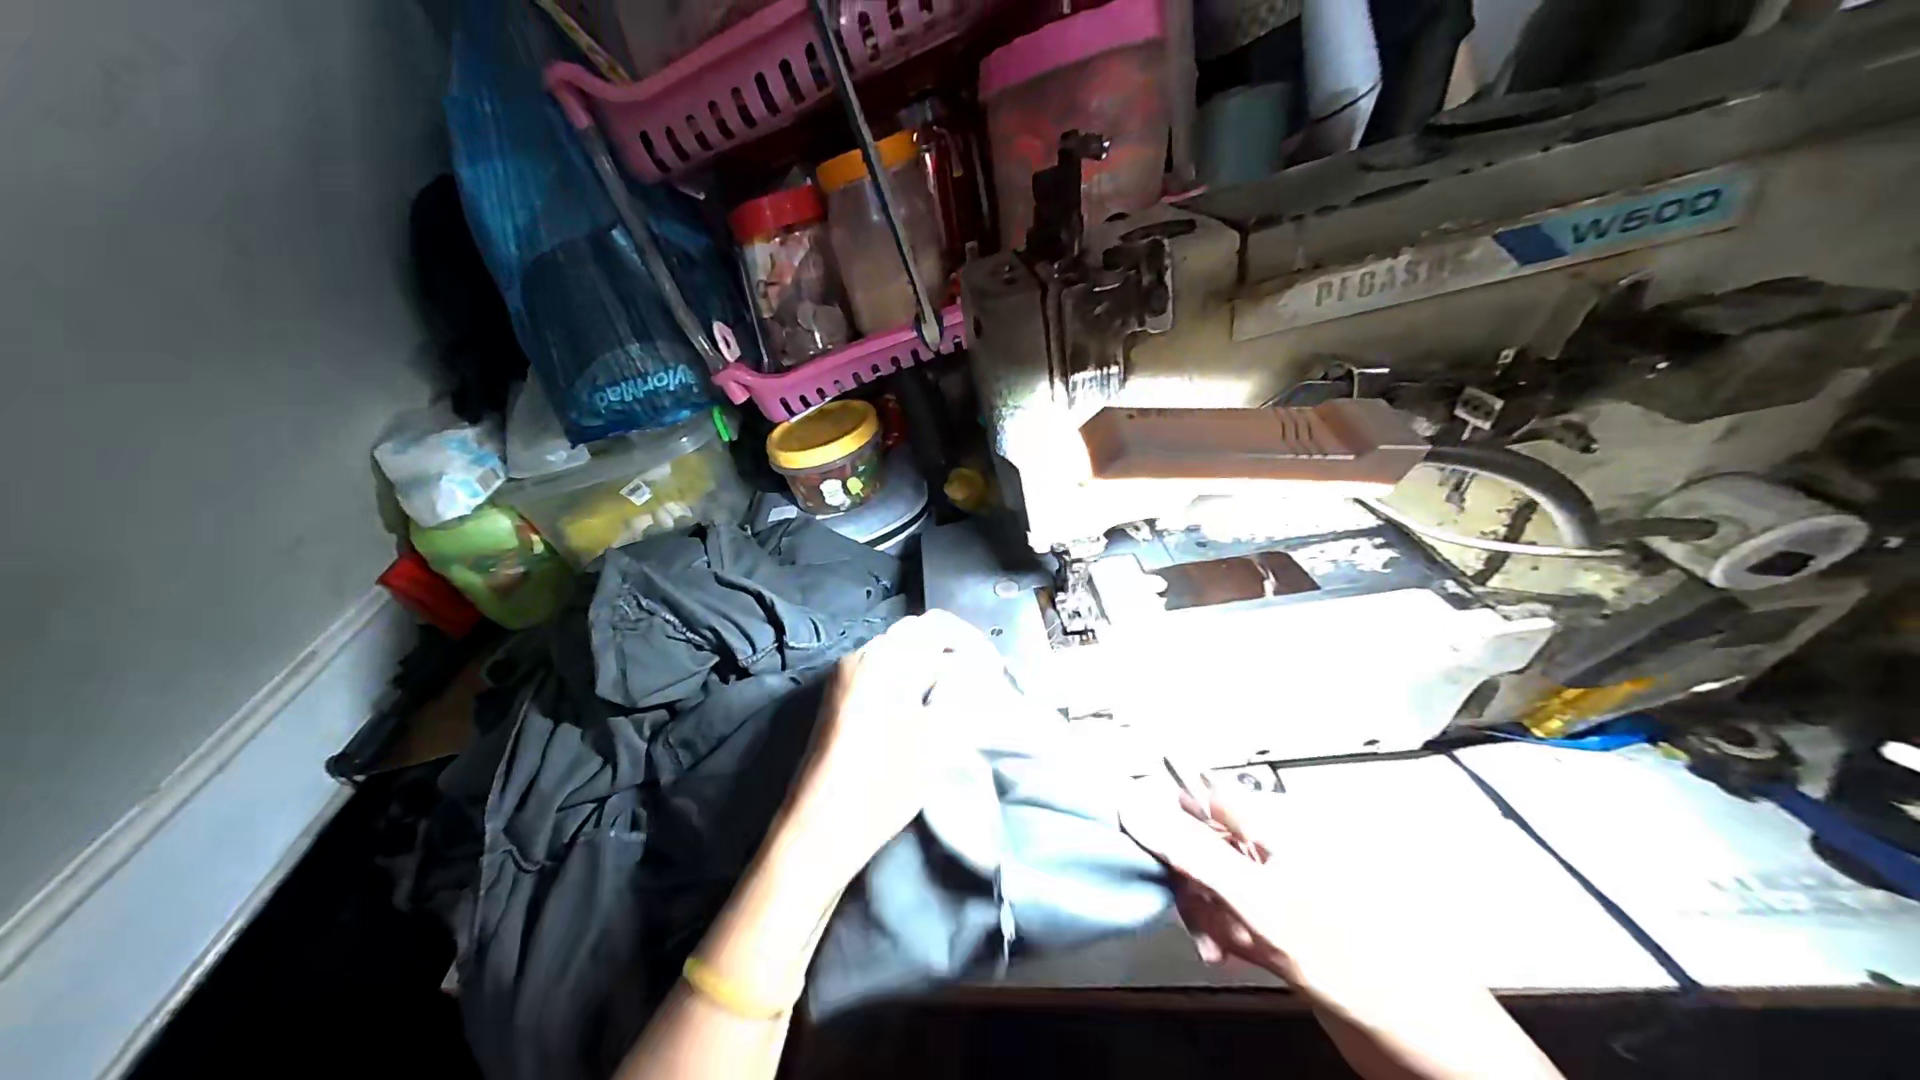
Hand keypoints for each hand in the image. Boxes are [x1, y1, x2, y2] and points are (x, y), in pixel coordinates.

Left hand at [777, 609, 997, 888]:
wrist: (819, 830)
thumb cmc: (880, 784)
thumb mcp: (935, 737)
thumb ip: (962, 693)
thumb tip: (980, 672)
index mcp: (881, 658)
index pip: (940, 631)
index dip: (976, 648)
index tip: (1000, 672)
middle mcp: (860, 656)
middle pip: (918, 632)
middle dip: (956, 647)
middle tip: (987, 672)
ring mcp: (849, 677)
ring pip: (902, 650)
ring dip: (936, 660)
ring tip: (967, 686)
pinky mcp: (845, 699)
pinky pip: (888, 669)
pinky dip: (916, 674)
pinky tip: (935, 699)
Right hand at [1121, 779, 1415, 989]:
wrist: (1422, 1038)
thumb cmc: (1356, 961)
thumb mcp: (1260, 902)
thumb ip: (1194, 854)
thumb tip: (1138, 809)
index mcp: (1279, 828)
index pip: (1207, 799)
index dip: (1172, 816)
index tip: (1146, 841)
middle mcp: (1280, 853)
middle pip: (1208, 845)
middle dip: (1191, 880)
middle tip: (1190, 912)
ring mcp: (1285, 892)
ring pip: (1218, 886)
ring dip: (1206, 914)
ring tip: (1216, 944)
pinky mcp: (1287, 929)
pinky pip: (1237, 918)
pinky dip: (1225, 935)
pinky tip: (1229, 953)